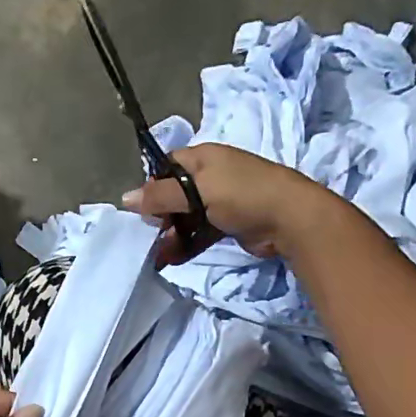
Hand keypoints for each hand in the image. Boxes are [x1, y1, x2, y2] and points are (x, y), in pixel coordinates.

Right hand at [124, 143, 328, 263]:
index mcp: (203, 158)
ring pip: (186, 217)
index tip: (144, 207)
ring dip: (171, 234)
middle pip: (174, 195)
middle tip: (153, 233)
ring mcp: (221, 201)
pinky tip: (173, 258)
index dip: (153, 185)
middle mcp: (211, 176)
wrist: (290, 219)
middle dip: (161, 215)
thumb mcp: (197, 190)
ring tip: (161, 253)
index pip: (167, 166)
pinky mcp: (228, 223)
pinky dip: (186, 244)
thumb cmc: (242, 194)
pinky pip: (199, 232)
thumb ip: (161, 196)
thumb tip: (126, 199)